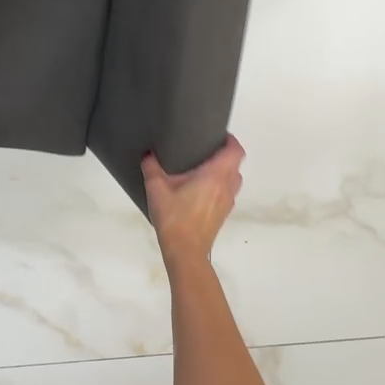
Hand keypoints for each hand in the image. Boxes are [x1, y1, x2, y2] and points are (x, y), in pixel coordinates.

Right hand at [142, 135, 245, 264]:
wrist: (185, 250)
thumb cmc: (175, 216)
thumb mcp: (156, 188)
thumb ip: (152, 167)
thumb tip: (149, 154)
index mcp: (215, 176)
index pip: (235, 151)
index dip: (230, 140)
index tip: (217, 134)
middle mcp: (227, 186)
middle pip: (235, 164)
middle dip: (223, 154)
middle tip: (204, 147)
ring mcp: (227, 202)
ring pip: (233, 179)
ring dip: (223, 170)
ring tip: (201, 166)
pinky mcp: (223, 213)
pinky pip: (226, 191)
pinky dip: (219, 184)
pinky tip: (198, 187)